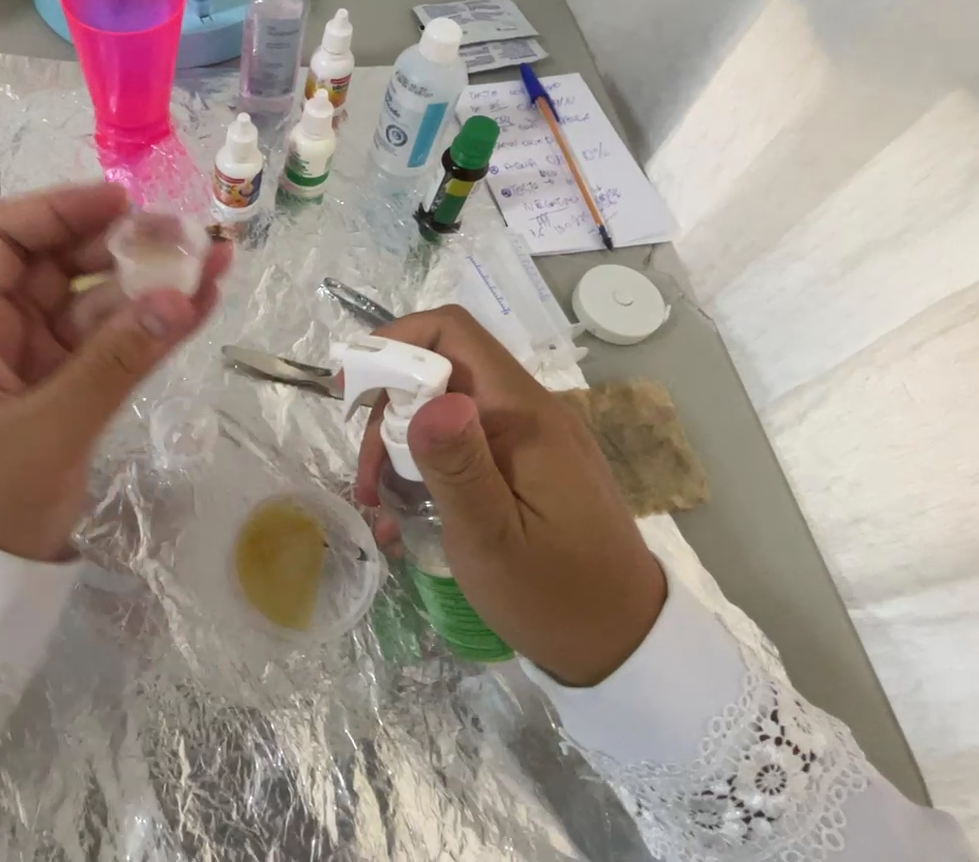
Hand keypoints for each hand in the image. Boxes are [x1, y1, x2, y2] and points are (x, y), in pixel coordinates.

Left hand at [0, 184, 229, 561]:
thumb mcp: (48, 430)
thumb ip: (115, 362)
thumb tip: (182, 297)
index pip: (2, 239)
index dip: (59, 211)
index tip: (122, 203)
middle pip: (54, 267)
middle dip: (118, 247)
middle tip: (185, 237)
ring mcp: (27, 368)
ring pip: (89, 310)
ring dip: (145, 290)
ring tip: (213, 267)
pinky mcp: (54, 399)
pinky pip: (102, 353)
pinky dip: (143, 335)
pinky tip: (194, 312)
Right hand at [358, 306, 664, 685]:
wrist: (626, 644)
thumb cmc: (556, 596)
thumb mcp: (491, 537)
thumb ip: (458, 466)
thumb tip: (429, 400)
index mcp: (523, 415)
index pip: (452, 334)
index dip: (394, 345)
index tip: (352, 392)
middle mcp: (528, 413)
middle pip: (439, 375)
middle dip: (388, 417)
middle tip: (366, 479)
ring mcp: (529, 441)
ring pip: (445, 413)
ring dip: (400, 451)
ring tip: (380, 507)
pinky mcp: (527, 469)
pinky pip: (465, 448)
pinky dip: (427, 472)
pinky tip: (408, 517)